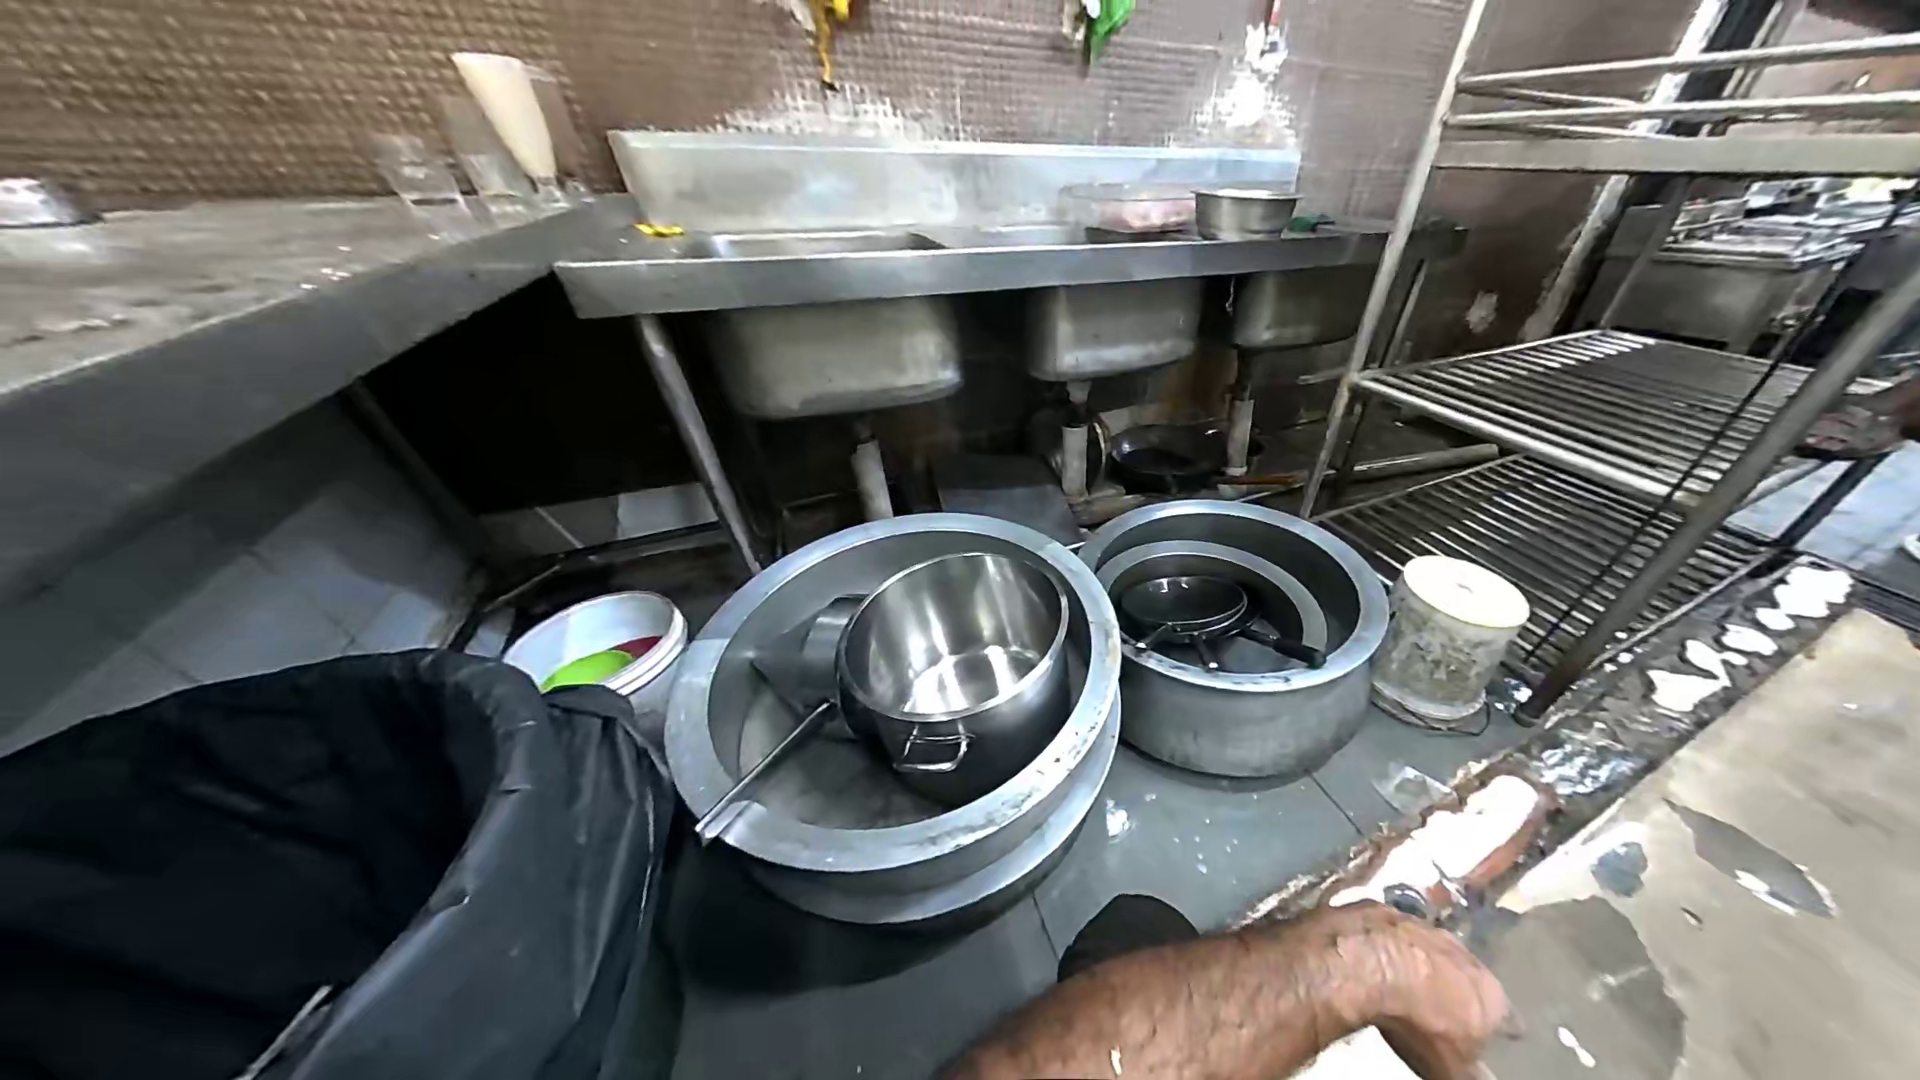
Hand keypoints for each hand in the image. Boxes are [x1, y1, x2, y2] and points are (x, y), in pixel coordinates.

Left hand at [1364, 907, 1507, 1079]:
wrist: (1364, 962)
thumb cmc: (1417, 1022)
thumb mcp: (1453, 1070)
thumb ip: (1473, 1075)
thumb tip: (1480, 1076)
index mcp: (1490, 994)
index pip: (1509, 1017)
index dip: (1504, 1026)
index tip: (1504, 1032)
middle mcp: (1460, 952)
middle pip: (1467, 972)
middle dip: (1459, 984)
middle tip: (1447, 999)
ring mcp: (1417, 924)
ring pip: (1427, 942)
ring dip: (1421, 956)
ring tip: (1408, 973)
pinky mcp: (1378, 907)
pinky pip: (1388, 926)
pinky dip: (1385, 939)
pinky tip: (1374, 949)